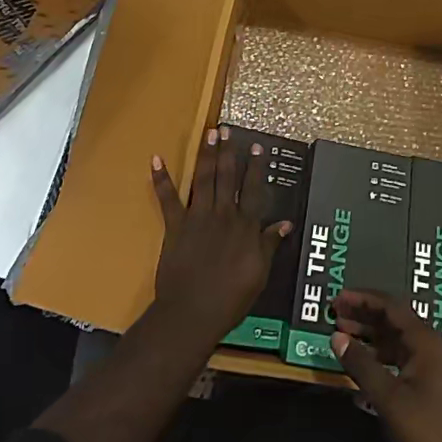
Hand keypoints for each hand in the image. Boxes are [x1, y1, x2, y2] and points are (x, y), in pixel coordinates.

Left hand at [149, 126, 292, 346]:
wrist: (194, 311)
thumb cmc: (231, 297)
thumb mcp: (259, 273)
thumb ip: (270, 244)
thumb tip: (286, 223)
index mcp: (245, 227)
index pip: (254, 190)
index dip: (256, 167)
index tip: (257, 146)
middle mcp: (223, 215)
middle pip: (228, 177)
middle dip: (228, 152)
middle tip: (227, 129)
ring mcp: (198, 217)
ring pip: (204, 179)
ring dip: (206, 155)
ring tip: (209, 134)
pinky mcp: (175, 225)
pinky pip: (168, 198)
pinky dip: (161, 178)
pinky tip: (156, 159)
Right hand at [330, 289, 441, 441]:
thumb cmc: (429, 431)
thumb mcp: (389, 397)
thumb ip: (361, 364)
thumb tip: (336, 337)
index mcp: (424, 341)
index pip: (390, 305)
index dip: (362, 299)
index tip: (337, 298)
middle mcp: (428, 347)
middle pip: (391, 319)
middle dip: (362, 314)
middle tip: (334, 313)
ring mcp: (429, 365)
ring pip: (393, 339)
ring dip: (367, 335)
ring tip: (341, 336)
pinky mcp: (426, 383)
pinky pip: (397, 358)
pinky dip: (376, 357)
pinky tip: (358, 367)